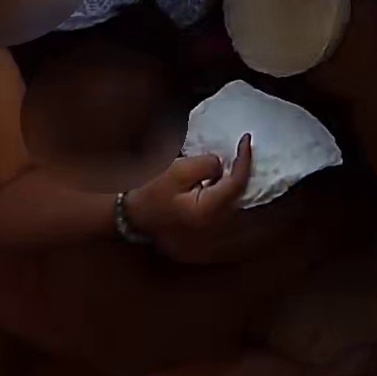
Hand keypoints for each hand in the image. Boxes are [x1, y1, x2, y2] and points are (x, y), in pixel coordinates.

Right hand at [124, 135, 252, 262]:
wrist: (130, 216)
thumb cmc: (151, 191)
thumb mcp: (178, 170)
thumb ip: (206, 165)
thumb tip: (221, 167)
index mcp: (208, 212)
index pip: (238, 183)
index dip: (245, 159)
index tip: (247, 138)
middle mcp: (214, 228)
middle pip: (241, 198)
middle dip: (245, 174)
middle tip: (244, 151)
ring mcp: (209, 237)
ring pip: (235, 208)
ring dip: (238, 186)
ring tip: (237, 165)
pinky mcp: (203, 237)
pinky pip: (224, 215)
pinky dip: (228, 198)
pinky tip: (224, 184)